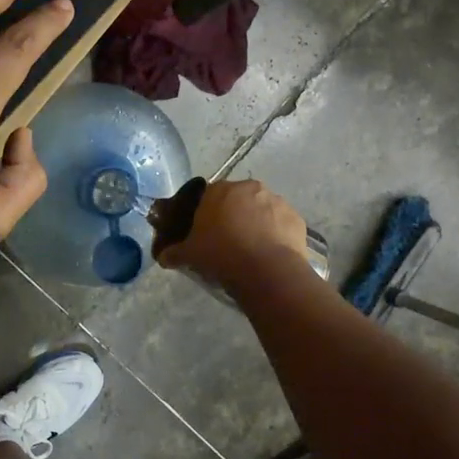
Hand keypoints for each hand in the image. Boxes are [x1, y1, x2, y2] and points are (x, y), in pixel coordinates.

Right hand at [154, 180, 307, 288]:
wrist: (265, 270)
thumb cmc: (221, 255)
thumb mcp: (189, 254)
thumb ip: (174, 252)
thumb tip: (162, 257)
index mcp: (219, 190)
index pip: (208, 195)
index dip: (206, 213)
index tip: (205, 231)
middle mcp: (249, 188)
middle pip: (237, 199)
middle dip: (233, 215)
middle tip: (227, 241)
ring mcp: (276, 201)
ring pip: (261, 209)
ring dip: (256, 223)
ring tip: (251, 249)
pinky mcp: (295, 217)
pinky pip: (281, 223)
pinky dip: (276, 234)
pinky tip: (269, 253)